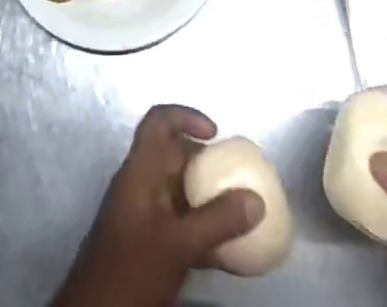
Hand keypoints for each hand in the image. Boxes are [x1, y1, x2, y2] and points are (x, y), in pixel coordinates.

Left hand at [51, 105, 265, 306]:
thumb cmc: (129, 270)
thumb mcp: (177, 245)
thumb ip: (217, 221)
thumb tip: (257, 199)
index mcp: (139, 171)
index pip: (158, 122)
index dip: (186, 116)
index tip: (216, 135)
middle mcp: (141, 185)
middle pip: (175, 155)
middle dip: (208, 163)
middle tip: (241, 179)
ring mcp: (144, 215)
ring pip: (181, 191)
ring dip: (210, 199)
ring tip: (243, 213)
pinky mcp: (150, 243)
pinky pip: (182, 223)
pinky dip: (205, 230)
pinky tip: (232, 253)